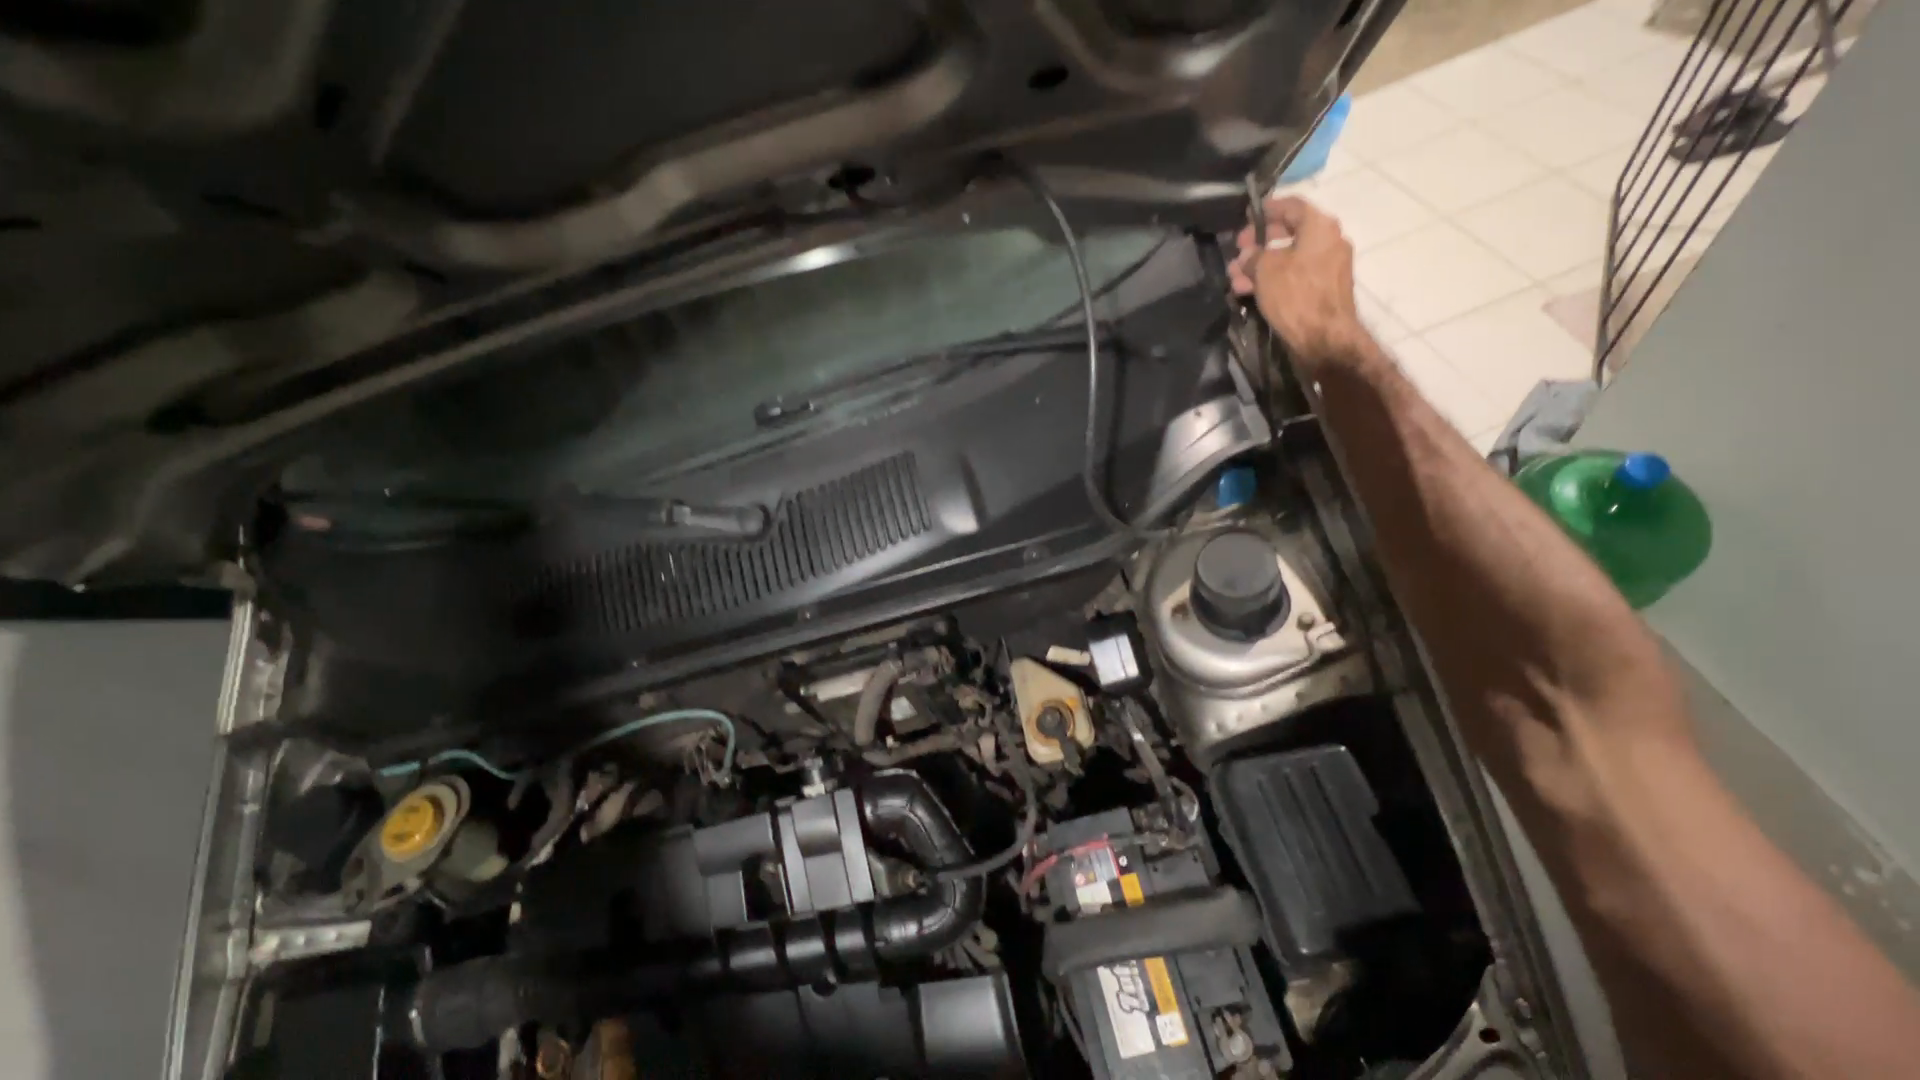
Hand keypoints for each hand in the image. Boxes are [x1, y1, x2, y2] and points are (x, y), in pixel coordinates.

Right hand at [1230, 196, 1364, 373]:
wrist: (1325, 338)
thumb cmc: (1295, 295)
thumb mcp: (1264, 270)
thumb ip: (1253, 256)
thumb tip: (1247, 255)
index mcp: (1319, 226)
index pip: (1292, 205)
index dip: (1267, 210)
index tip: (1247, 217)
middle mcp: (1330, 241)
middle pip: (1290, 233)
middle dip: (1260, 243)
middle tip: (1239, 253)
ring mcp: (1330, 266)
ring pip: (1290, 258)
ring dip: (1263, 265)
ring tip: (1237, 279)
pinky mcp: (1326, 289)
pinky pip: (1297, 276)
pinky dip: (1276, 279)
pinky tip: (1253, 291)